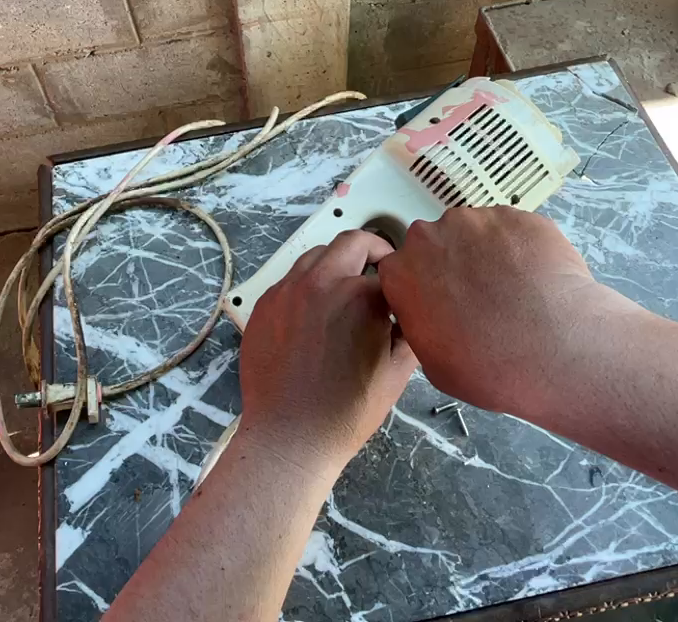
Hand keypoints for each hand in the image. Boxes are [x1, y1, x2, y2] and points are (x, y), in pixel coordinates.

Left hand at [237, 230, 415, 471]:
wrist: (290, 437)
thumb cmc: (346, 412)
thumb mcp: (397, 373)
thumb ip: (410, 331)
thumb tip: (412, 311)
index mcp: (359, 296)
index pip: (391, 270)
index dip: (403, 280)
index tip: (404, 288)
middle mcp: (321, 282)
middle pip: (352, 241)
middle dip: (373, 249)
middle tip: (382, 266)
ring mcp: (287, 290)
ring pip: (317, 254)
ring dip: (338, 261)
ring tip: (347, 285)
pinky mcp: (265, 303)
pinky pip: (290, 278)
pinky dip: (308, 283)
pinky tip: (315, 309)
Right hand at [377, 207, 643, 417]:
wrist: (553, 350)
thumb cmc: (489, 367)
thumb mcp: (434, 364)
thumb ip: (423, 326)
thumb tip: (435, 318)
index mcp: (402, 272)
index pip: (402, 268)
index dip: (424, 284)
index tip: (442, 300)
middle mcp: (430, 237)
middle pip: (436, 242)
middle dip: (453, 261)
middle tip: (481, 294)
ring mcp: (475, 221)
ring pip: (475, 231)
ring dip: (488, 252)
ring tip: (515, 288)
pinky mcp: (515, 216)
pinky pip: (513, 229)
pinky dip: (522, 247)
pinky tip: (537, 278)